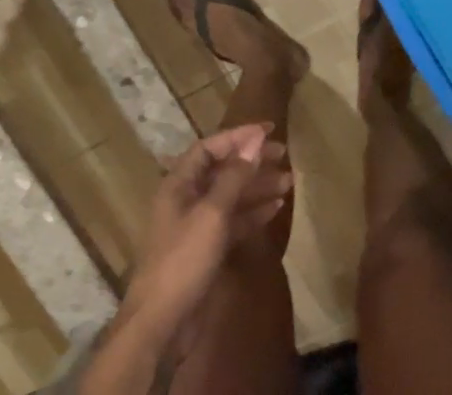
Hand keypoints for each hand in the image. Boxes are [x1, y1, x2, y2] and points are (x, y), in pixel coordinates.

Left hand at [122, 123, 292, 333]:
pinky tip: (276, 208)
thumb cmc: (183, 260)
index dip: (238, 136)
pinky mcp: (206, 250)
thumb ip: (234, 177)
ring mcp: (195, 226)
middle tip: (284, 155)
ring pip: (230, 197)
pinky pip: (233, 222)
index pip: (209, 148)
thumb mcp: (212, 214)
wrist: (162, 322)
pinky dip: (253, 213)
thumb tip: (255, 141)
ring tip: (289, 182)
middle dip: (252, 161)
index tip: (268, 130)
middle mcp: (185, 199)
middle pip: (221, 170)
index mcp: (178, 184)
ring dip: (257, 187)